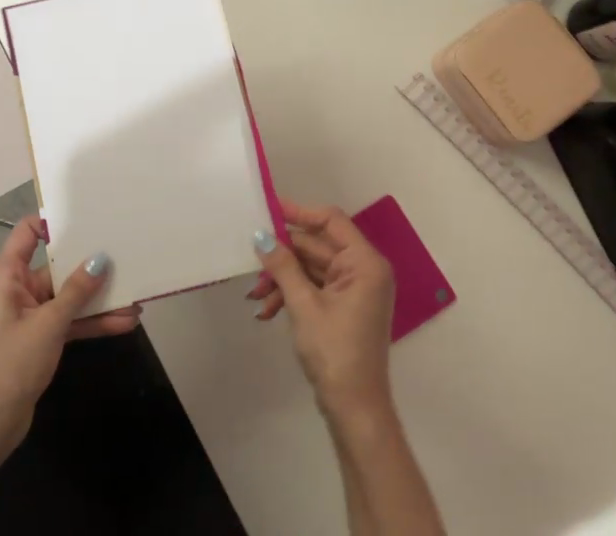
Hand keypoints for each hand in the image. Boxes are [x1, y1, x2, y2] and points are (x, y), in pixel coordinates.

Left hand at [0, 216, 140, 437]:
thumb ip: (76, 291)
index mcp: (7, 277)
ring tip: (136, 294)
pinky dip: (94, 321)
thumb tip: (100, 259)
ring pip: (69, 296)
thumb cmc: (13, 363)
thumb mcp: (49, 323)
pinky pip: (72, 320)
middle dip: (90, 263)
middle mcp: (18, 289)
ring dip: (99, 297)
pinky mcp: (43, 338)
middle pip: (56, 265)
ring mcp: (32, 315)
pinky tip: (126, 322)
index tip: (86, 214)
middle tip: (124, 252)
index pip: (26, 233)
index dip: (53, 221)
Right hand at [248, 198, 395, 416]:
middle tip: (251, 261)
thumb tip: (261, 235)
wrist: (354, 407)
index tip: (267, 208)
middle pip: (317, 246)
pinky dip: (291, 295)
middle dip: (283, 257)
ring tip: (256, 297)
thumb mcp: (303, 305)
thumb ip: (283, 266)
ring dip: (282, 279)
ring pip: (311, 269)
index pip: (330, 221)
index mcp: (365, 263)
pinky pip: (314, 288)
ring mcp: (354, 290)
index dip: (299, 212)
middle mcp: (364, 270)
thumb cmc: (335, 351)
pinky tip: (267, 310)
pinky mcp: (344, 307)